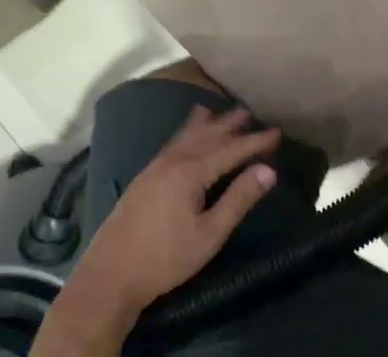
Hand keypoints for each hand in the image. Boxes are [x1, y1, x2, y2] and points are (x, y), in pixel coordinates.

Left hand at [70, 106, 279, 313]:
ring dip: (206, 124)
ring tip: (218, 112)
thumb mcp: (210, 234)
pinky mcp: (144, 177)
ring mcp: (155, 167)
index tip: (277, 133)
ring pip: (186, 136)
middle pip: (207, 135)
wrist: (110, 274)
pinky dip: (186, 132)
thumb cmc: (165, 258)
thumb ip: (238, 199)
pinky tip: (185, 136)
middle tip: (251, 113)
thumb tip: (268, 171)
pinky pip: (172, 143)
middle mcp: (173, 160)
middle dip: (230, 125)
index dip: (255, 141)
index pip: (230, 149)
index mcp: (190, 172)